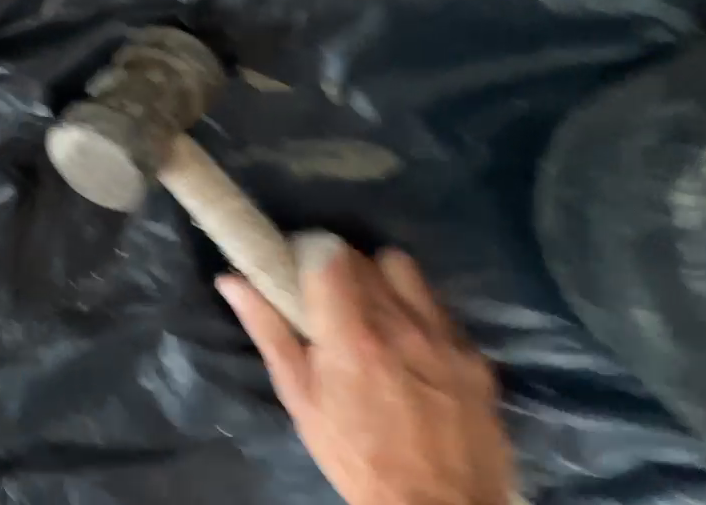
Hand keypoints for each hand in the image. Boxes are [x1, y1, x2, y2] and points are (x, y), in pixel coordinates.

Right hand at [218, 240, 513, 504]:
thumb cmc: (354, 453)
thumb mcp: (299, 396)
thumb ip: (268, 330)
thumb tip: (230, 281)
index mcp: (351, 334)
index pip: (326, 252)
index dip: (306, 252)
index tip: (296, 268)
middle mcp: (400, 324)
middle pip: (361, 257)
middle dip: (337, 266)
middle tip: (326, 296)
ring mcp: (444, 338)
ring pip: (403, 270)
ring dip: (380, 279)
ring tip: (372, 310)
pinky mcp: (476, 357)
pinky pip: (438, 307)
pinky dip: (417, 311)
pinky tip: (410, 344)